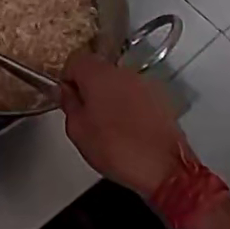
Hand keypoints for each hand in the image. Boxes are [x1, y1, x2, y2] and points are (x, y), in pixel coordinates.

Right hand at [59, 52, 185, 197]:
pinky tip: (126, 130)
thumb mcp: (77, 130)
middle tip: (84, 114)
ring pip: (118, 82)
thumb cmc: (118, 149)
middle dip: (89, 87)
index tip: (66, 95)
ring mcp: (145, 85)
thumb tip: (66, 93)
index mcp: (98, 74)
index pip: (75, 60)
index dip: (67, 78)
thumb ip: (68, 104)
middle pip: (98, 69)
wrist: (164, 168)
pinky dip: (129, 106)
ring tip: (106, 127)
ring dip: (110, 97)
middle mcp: (123, 73)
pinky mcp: (161, 99)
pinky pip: (136, 95)